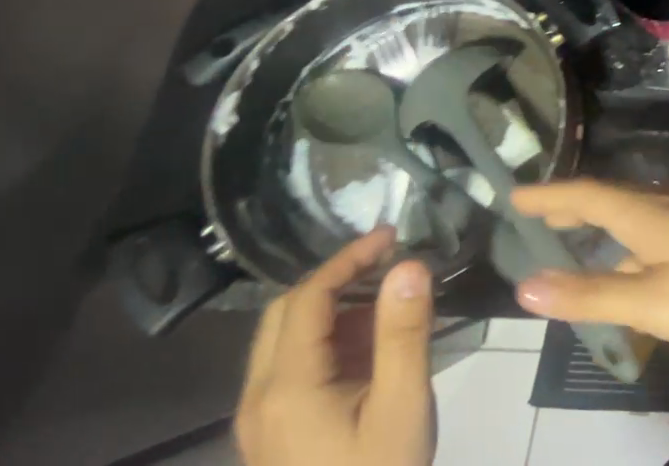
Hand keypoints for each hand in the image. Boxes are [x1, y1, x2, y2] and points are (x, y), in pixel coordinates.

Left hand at [235, 229, 435, 465]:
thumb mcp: (402, 403)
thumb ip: (403, 332)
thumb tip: (408, 265)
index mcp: (287, 385)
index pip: (307, 298)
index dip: (348, 258)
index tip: (393, 235)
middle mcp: (260, 395)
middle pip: (285, 314)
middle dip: (337, 278)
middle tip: (390, 260)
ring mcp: (262, 417)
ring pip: (287, 340)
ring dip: (336, 308)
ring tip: (394, 300)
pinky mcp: (274, 432)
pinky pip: (294, 367)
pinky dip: (332, 340)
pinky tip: (374, 347)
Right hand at [511, 179, 668, 343]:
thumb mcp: (649, 302)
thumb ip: (589, 294)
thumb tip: (525, 284)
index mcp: (645, 211)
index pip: (585, 195)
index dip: (549, 196)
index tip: (516, 194)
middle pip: (613, 196)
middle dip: (576, 206)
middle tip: (545, 215)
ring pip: (641, 208)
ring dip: (609, 220)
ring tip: (588, 238)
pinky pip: (663, 218)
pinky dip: (637, 230)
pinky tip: (647, 255)